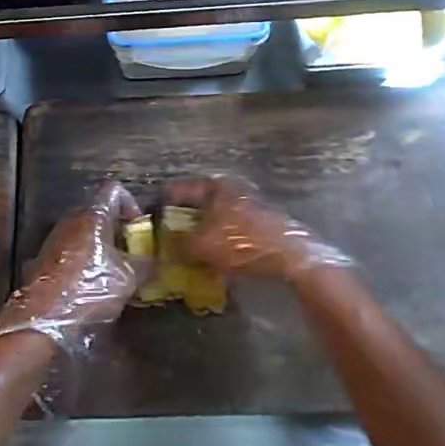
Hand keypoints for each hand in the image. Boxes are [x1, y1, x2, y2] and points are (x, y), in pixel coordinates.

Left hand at [0, 181, 142, 353]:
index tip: (137, 227)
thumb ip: (144, 263)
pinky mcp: (43, 256)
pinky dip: (83, 256)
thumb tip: (153, 259)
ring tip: (111, 268)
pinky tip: (88, 282)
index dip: (130, 203)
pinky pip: (69, 247)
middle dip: (116, 226)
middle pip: (97, 210)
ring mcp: (54, 237)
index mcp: (92, 217)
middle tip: (129, 249)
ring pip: (82, 229)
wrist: (45, 318)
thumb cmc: (90, 290)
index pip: (113, 190)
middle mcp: (70, 220)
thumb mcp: (128, 278)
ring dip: (99, 242)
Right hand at [164, 175, 353, 280]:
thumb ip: (179, 244)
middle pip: (199, 203)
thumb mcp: (202, 246)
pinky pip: (231, 231)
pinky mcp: (261, 225)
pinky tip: (213, 259)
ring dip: (202, 234)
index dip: (163, 203)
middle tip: (167, 239)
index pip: (180, 188)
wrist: (292, 259)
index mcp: (216, 186)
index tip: (152, 219)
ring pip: (216, 218)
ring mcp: (249, 206)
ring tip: (188, 252)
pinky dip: (220, 242)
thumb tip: (168, 247)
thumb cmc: (242, 244)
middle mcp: (232, 190)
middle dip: (183, 221)